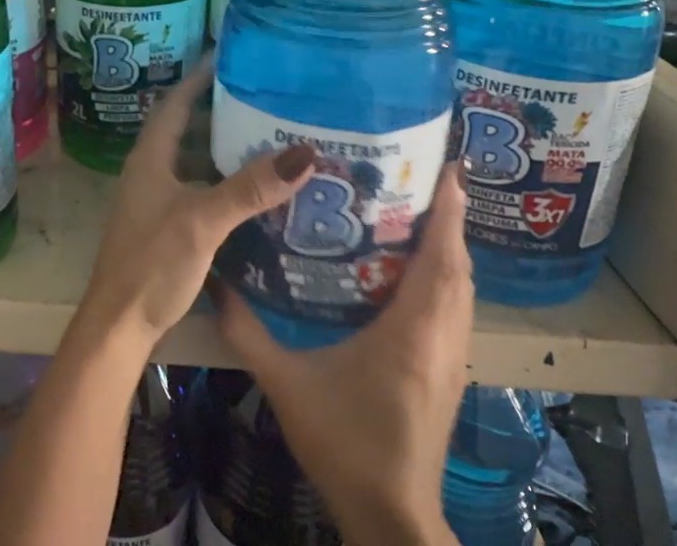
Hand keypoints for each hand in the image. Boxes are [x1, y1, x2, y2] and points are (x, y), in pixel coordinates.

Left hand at [75, 60, 317, 348]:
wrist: (120, 323)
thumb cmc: (153, 263)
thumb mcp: (203, 220)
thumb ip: (249, 188)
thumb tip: (305, 152)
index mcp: (150, 158)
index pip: (175, 103)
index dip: (200, 78)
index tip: (232, 57)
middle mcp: (150, 172)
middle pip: (187, 129)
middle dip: (222, 111)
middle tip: (266, 98)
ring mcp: (158, 201)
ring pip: (195, 162)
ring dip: (226, 149)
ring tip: (271, 136)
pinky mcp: (169, 227)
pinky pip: (201, 190)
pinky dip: (226, 183)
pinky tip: (257, 189)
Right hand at [216, 162, 473, 545]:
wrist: (390, 514)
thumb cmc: (343, 443)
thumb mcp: (286, 384)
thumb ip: (248, 332)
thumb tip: (215, 284)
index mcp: (412, 330)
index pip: (441, 256)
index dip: (448, 210)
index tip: (448, 166)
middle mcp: (443, 337)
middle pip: (458, 266)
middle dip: (447, 219)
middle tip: (417, 179)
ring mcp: (451, 359)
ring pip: (462, 290)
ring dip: (449, 250)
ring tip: (415, 215)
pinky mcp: (447, 375)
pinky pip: (454, 310)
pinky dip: (444, 279)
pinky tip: (410, 275)